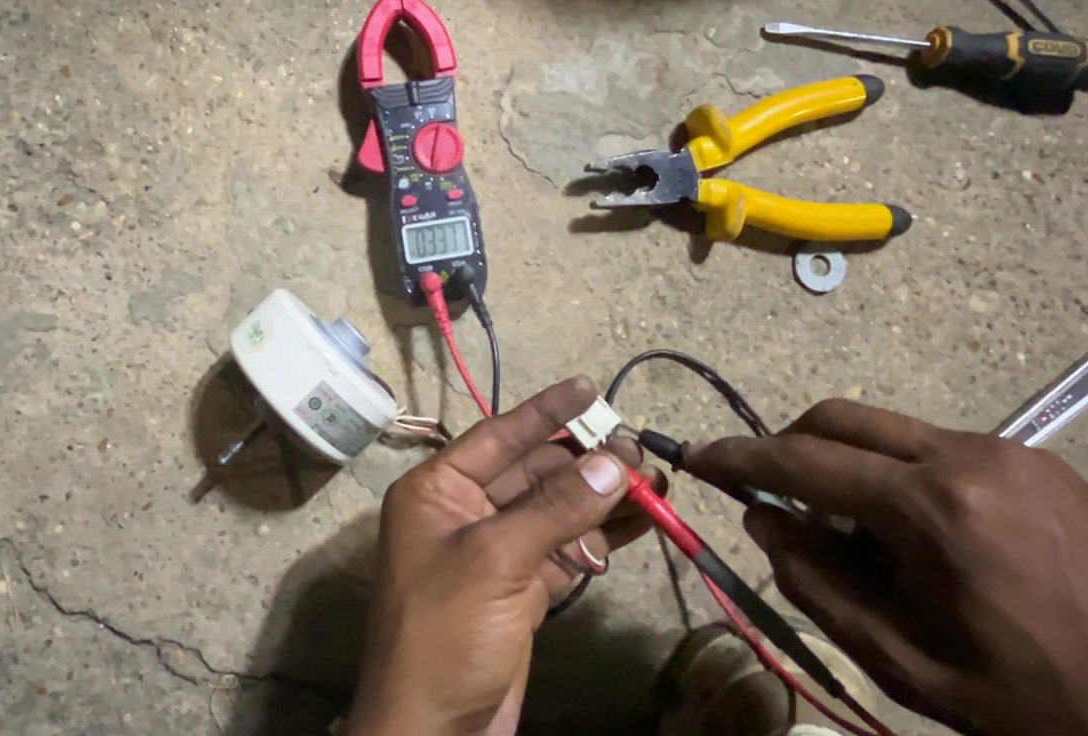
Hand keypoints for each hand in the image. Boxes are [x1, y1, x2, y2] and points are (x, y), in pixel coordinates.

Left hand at [345, 377, 659, 735]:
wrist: (433, 730)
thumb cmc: (445, 631)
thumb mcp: (495, 560)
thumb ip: (555, 509)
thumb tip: (612, 462)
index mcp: (438, 490)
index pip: (498, 436)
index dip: (544, 411)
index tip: (588, 386)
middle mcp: (465, 512)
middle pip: (532, 472)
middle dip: (584, 460)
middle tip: (638, 449)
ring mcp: (496, 551)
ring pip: (555, 510)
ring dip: (600, 497)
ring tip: (654, 482)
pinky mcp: (522, 587)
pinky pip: (566, 549)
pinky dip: (600, 538)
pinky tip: (640, 522)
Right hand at [690, 400, 1087, 735]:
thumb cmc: (1050, 707)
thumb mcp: (915, 668)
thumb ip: (821, 587)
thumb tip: (765, 524)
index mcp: (934, 507)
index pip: (802, 461)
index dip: (738, 458)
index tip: (694, 455)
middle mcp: (966, 454)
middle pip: (838, 420)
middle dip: (787, 448)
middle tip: (766, 498)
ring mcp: (1008, 450)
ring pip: (885, 429)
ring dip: (843, 463)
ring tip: (847, 531)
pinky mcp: (1037, 461)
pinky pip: (933, 447)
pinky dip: (894, 472)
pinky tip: (912, 532)